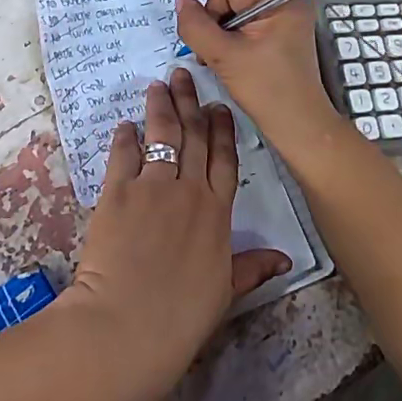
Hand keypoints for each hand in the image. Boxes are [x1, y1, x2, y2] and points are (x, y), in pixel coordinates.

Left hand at [62, 69, 289, 382]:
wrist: (127, 325)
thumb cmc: (180, 316)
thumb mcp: (224, 292)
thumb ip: (251, 268)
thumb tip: (285, 259)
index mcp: (216, 213)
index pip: (224, 160)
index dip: (222, 130)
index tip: (219, 107)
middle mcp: (188, 191)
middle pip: (193, 137)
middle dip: (190, 103)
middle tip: (185, 75)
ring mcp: (152, 188)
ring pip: (161, 136)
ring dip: (160, 107)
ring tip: (158, 84)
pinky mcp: (117, 192)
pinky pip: (123, 156)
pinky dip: (125, 138)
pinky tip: (125, 125)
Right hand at [174, 0, 335, 134]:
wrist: (299, 126)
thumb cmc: (266, 90)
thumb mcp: (223, 56)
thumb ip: (196, 26)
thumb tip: (182, 1)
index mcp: (281, 1)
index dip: (212, 10)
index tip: (214, 43)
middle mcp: (289, 4)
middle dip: (218, 24)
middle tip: (216, 55)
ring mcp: (289, 20)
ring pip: (239, 13)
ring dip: (225, 35)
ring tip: (227, 62)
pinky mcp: (285, 36)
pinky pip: (250, 26)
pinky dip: (237, 41)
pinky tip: (237, 63)